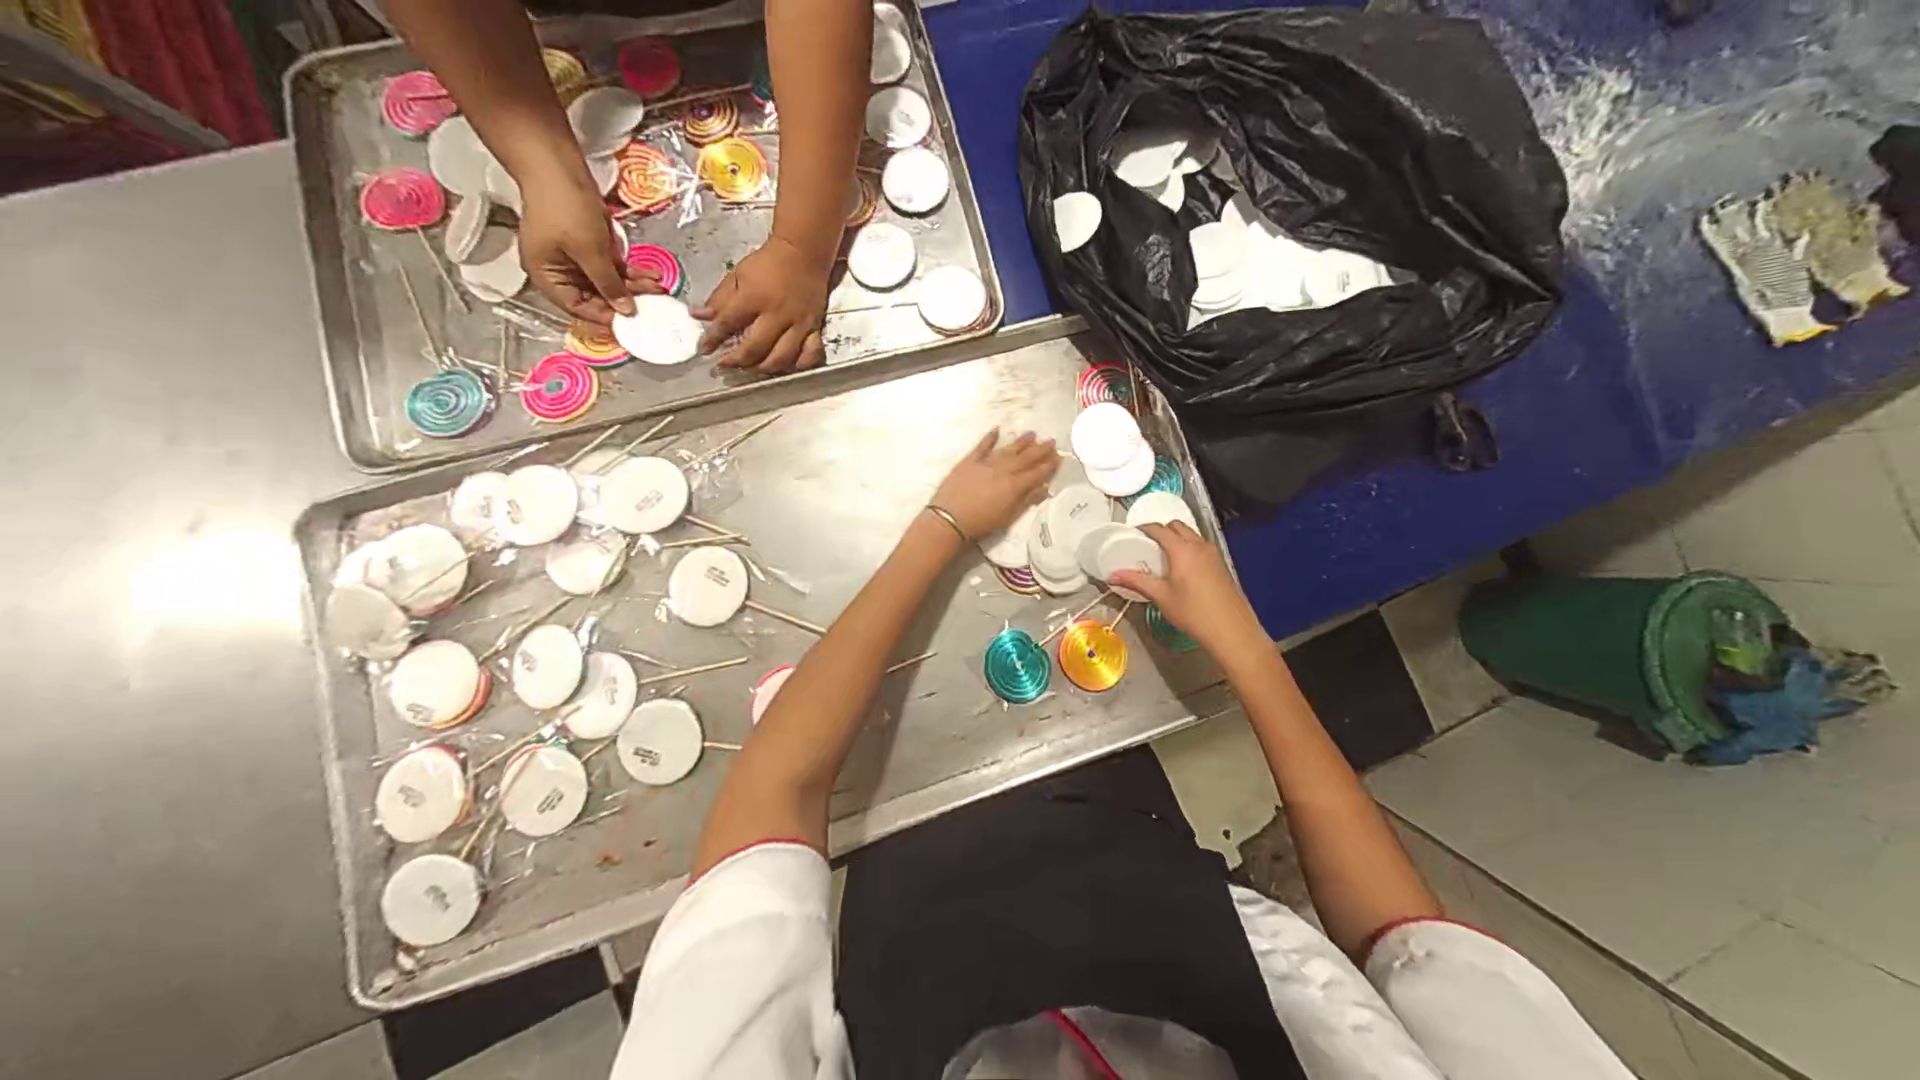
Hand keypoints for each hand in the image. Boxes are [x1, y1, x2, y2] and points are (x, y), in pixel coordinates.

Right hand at [518, 166, 661, 323]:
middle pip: (596, 297)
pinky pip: (613, 266)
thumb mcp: (589, 251)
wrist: (557, 162)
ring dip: (635, 287)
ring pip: (609, 282)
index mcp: (547, 277)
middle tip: (656, 306)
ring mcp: (576, 258)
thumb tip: (626, 311)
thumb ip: (608, 284)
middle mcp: (560, 271)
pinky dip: (632, 272)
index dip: (605, 317)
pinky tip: (654, 276)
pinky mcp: (591, 245)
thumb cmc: (565, 207)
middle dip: (627, 301)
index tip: (633, 322)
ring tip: (661, 290)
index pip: (578, 308)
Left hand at [696, 235, 832, 373]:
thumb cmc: (768, 264)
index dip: (713, 339)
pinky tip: (788, 367)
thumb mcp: (738, 275)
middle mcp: (777, 314)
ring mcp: (799, 324)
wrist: (804, 254)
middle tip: (726, 364)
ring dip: (764, 368)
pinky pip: (811, 354)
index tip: (705, 349)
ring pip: (782, 358)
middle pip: (755, 348)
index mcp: (754, 297)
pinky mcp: (815, 328)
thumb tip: (699, 316)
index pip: (728, 323)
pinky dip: (799, 365)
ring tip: (753, 368)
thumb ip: (720, 299)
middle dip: (737, 361)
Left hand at [928, 429, 1058, 540]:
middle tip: (1052, 441)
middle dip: (1040, 449)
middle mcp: (1003, 471)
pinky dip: (990, 438)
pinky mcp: (968, 461)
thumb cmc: (980, 524)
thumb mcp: (1008, 517)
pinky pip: (982, 446)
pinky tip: (997, 430)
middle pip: (1025, 458)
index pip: (1037, 473)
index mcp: (1015, 486)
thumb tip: (1044, 489)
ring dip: (1021, 442)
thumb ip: (1026, 501)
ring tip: (1032, 434)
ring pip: (1007, 450)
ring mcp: (985, 464)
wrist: (949, 519)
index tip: (1059, 457)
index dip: (1049, 465)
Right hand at [1108, 522, 1266, 661]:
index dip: (1144, 528)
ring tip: (1163, 555)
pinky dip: (1188, 547)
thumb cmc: (1193, 612)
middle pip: (1177, 526)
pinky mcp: (1221, 564)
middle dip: (1161, 530)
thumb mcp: (1161, 596)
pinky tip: (1182, 568)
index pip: (1159, 529)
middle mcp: (1199, 545)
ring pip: (1191, 535)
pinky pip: (1201, 546)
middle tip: (1147, 544)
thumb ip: (1136, 582)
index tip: (1133, 533)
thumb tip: (1112, 576)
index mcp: (1182, 549)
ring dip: (1176, 538)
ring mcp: (1213, 554)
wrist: (1231, 629)